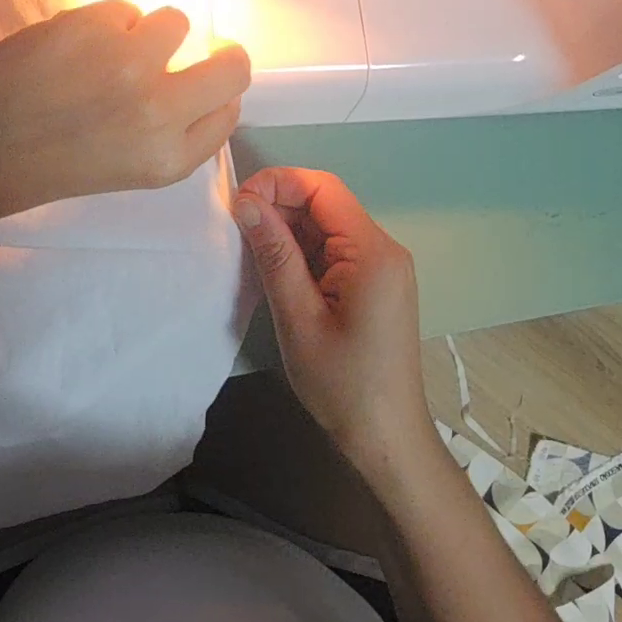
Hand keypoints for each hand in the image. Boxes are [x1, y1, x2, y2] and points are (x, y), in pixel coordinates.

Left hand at [0, 0, 251, 220]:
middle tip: (189, 52)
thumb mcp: (124, 168)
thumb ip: (167, 132)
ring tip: (111, 50)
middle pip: (232, 67)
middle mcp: (162, 110)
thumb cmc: (44, 167)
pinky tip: (75, 46)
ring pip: (176, 22)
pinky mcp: (94, 25)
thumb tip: (193, 86)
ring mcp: (130, 62)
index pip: (228, 114)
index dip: (218, 93)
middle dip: (222, 55)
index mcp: (168, 159)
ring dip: (150, 32)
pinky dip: (107, 22)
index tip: (202, 83)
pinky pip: (125, 7)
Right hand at [232, 167, 433, 473]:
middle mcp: (383, 249)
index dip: (278, 182)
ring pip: (325, 224)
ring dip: (286, 227)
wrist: (386, 439)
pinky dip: (300, 249)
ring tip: (249, 248)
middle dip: (278, 204)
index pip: (323, 188)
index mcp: (372, 252)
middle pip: (325, 202)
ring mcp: (380, 267)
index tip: (238, 204)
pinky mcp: (372, 284)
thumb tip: (246, 201)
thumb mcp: (298, 317)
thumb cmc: (342, 383)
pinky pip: (332, 248)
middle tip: (236, 227)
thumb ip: (274, 254)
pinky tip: (274, 267)